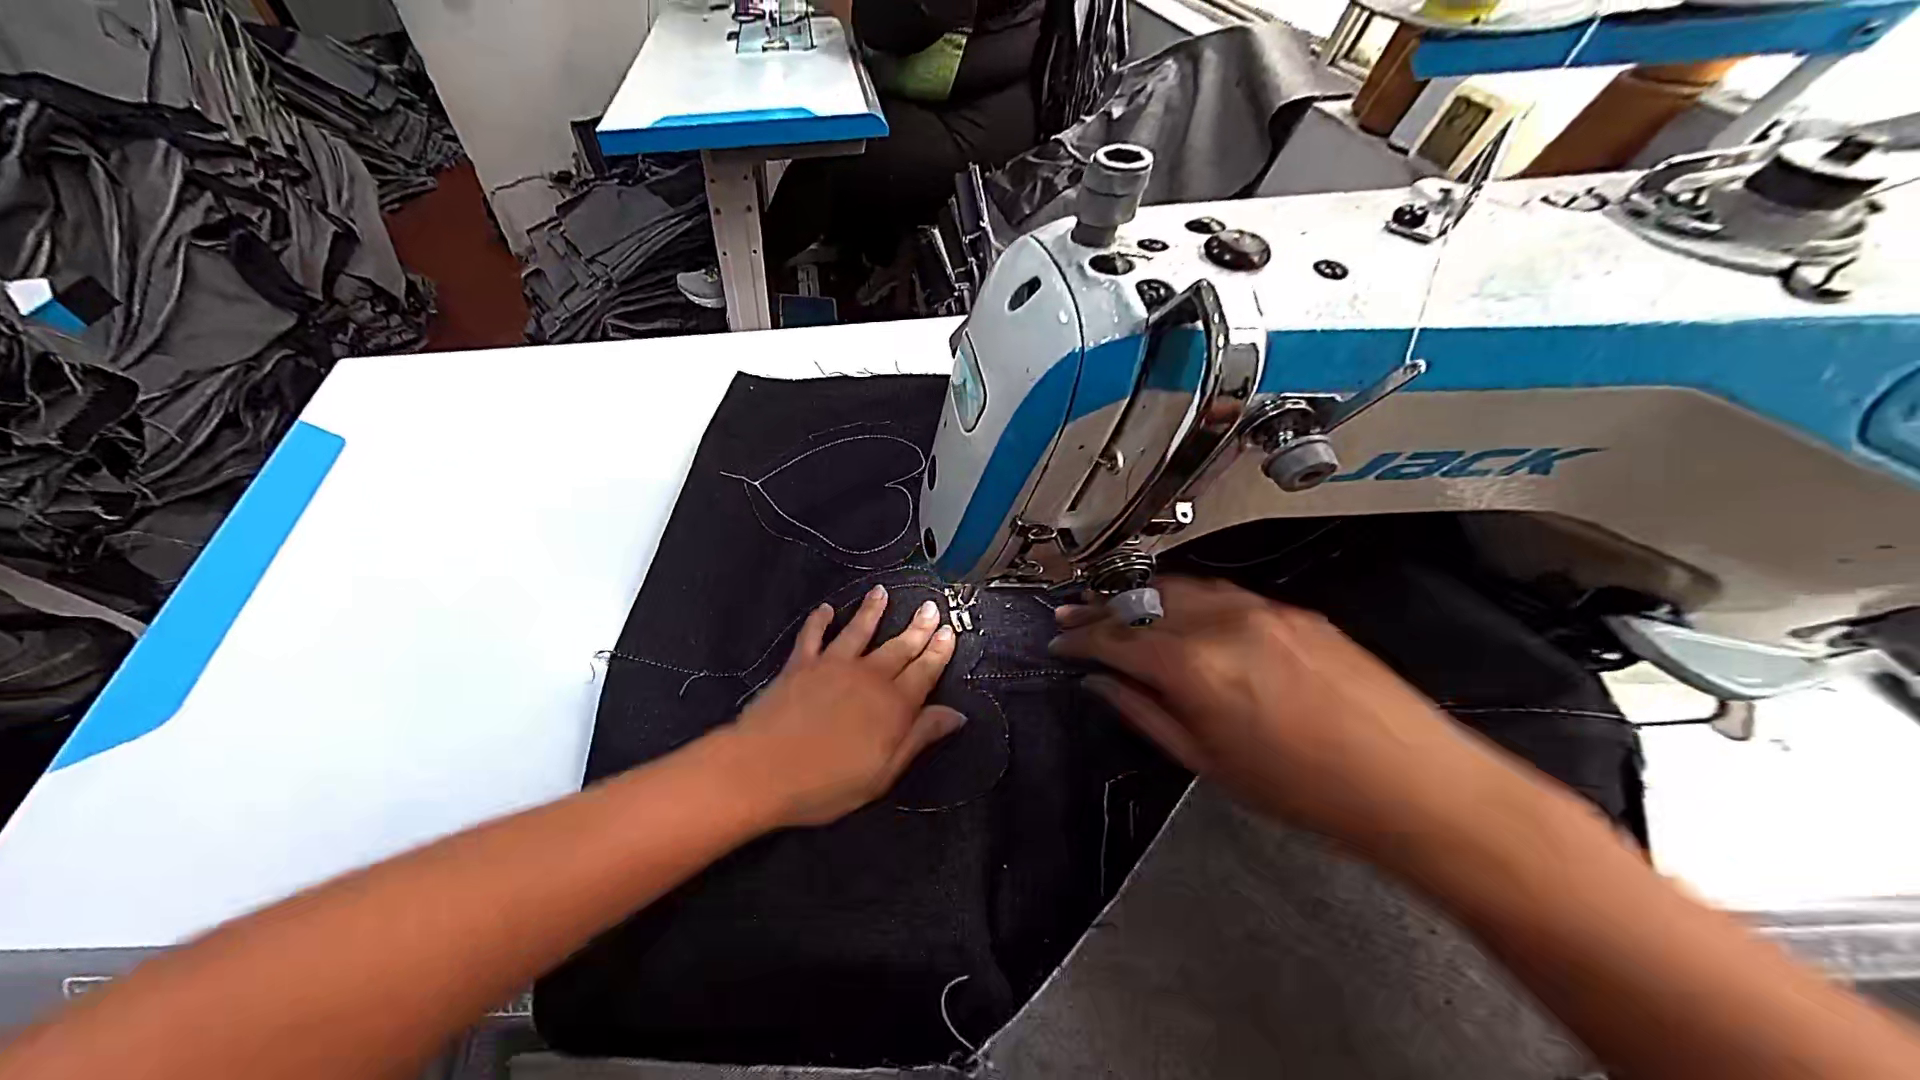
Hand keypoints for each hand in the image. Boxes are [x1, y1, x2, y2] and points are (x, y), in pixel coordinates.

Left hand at [720, 585, 964, 826]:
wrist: (762, 770)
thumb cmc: (827, 783)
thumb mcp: (884, 773)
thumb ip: (919, 738)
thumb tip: (955, 715)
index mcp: (893, 705)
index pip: (925, 671)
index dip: (939, 651)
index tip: (950, 631)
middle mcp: (868, 676)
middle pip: (900, 647)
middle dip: (918, 627)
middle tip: (931, 607)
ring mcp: (833, 665)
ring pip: (860, 630)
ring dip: (873, 610)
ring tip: (883, 592)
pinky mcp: (801, 664)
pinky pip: (813, 635)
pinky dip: (820, 620)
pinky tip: (826, 609)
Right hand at [1049, 577, 1493, 846]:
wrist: (1412, 782)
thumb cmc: (1309, 790)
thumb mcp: (1206, 762)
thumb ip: (1143, 713)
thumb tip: (1102, 685)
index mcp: (1194, 667)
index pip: (1115, 639)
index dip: (1079, 639)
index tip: (1060, 642)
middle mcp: (1223, 624)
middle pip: (1140, 603)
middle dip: (1100, 609)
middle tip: (1074, 617)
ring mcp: (1260, 610)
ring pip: (1179, 588)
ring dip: (1140, 598)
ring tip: (1117, 609)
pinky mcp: (1290, 610)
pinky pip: (1220, 591)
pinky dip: (1184, 598)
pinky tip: (1176, 612)